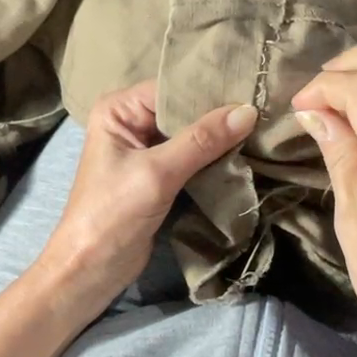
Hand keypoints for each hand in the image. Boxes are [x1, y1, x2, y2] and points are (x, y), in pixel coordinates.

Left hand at [36, 81, 257, 318]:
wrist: (91, 269)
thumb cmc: (112, 213)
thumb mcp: (158, 173)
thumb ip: (202, 140)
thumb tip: (248, 111)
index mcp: (118, 110)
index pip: (172, 88)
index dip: (210, 90)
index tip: (253, 87)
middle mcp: (130, 123)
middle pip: (184, 110)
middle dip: (219, 114)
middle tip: (266, 108)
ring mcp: (145, 151)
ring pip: (192, 135)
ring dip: (220, 138)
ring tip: (263, 129)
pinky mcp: (159, 177)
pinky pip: (192, 158)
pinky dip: (214, 159)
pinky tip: (245, 154)